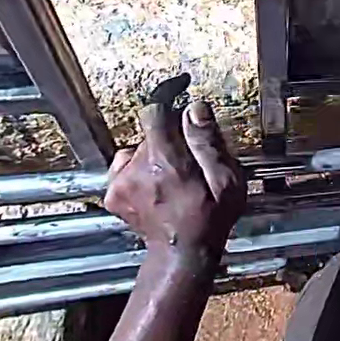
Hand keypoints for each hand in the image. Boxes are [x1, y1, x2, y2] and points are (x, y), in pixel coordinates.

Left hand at [104, 98, 246, 264]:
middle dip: (172, 137)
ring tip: (175, 175)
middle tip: (193, 158)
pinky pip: (125, 166)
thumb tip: (194, 108)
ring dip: (156, 154)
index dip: (168, 94)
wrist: (183, 253)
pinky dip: (140, 169)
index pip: (155, 111)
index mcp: (166, 161)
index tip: (180, 88)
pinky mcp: (113, 193)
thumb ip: (208, 141)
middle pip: (151, 132)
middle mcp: (136, 169)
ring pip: (138, 149)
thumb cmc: (211, 217)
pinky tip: (158, 185)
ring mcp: (120, 183)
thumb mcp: (227, 179)